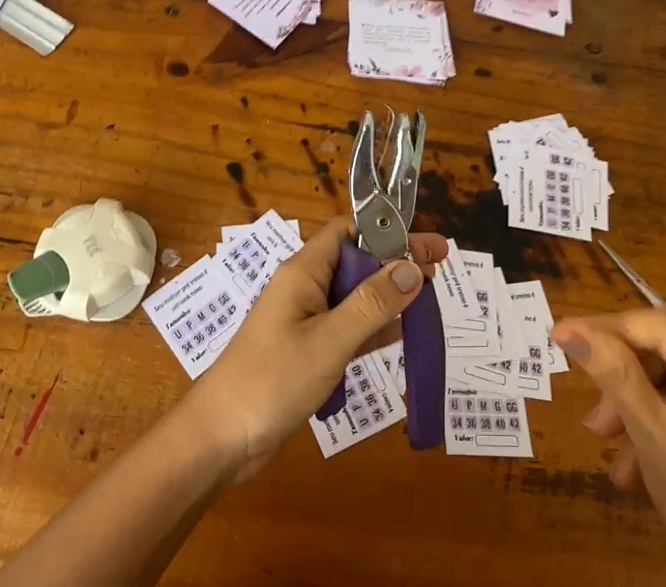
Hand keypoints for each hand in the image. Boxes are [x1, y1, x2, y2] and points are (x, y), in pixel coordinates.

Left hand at [180, 216, 446, 482]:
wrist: (223, 435)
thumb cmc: (271, 380)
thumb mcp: (328, 341)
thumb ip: (371, 304)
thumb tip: (413, 266)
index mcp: (303, 272)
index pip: (347, 232)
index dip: (388, 231)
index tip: (430, 243)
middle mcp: (304, 289)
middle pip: (355, 262)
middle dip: (396, 260)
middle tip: (442, 267)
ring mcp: (305, 321)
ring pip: (354, 296)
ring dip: (389, 293)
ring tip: (432, 294)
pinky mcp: (308, 351)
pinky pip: (348, 328)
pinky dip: (376, 326)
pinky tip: (405, 332)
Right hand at [553, 308, 665, 586]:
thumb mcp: (651, 437)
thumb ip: (613, 374)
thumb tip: (567, 327)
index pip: (661, 325)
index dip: (607, 327)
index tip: (561, 337)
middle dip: (625, 375)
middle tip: (594, 416)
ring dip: (639, 395)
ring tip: (612, 439)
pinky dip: (665, 404)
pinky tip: (642, 442)